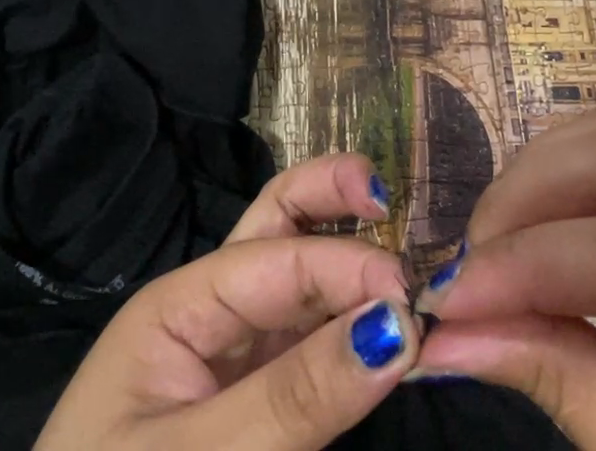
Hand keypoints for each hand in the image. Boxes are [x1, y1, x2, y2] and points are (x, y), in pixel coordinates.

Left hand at [36, 155, 419, 449]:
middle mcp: (213, 311)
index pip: (273, 258)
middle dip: (334, 197)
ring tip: (416, 257)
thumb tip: (394, 328)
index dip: (344, 264)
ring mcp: (241, 353)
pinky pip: (316, 341)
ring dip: (355, 257)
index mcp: (179, 306)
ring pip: (304, 278)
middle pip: (278, 226)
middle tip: (395, 198)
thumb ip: (292, 397)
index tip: (409, 297)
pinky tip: (395, 320)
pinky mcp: (263, 395)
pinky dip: (357, 322)